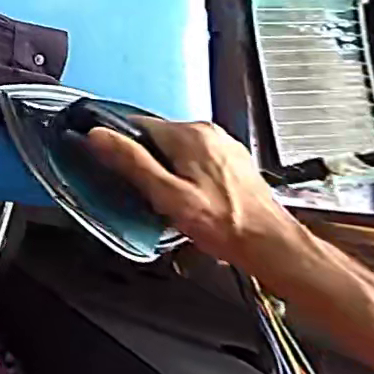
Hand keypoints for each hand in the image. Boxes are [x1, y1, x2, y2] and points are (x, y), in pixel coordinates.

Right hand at [87, 117, 312, 278]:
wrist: (274, 248)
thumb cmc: (225, 226)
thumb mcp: (167, 195)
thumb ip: (131, 161)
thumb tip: (98, 135)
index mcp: (189, 134)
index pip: (136, 125)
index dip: (124, 148)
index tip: (126, 171)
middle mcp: (208, 132)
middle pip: (156, 137)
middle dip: (149, 162)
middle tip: (156, 193)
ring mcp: (224, 145)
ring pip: (176, 148)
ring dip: (169, 168)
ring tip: (178, 199)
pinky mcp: (234, 160)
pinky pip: (196, 157)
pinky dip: (188, 173)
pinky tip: (196, 199)